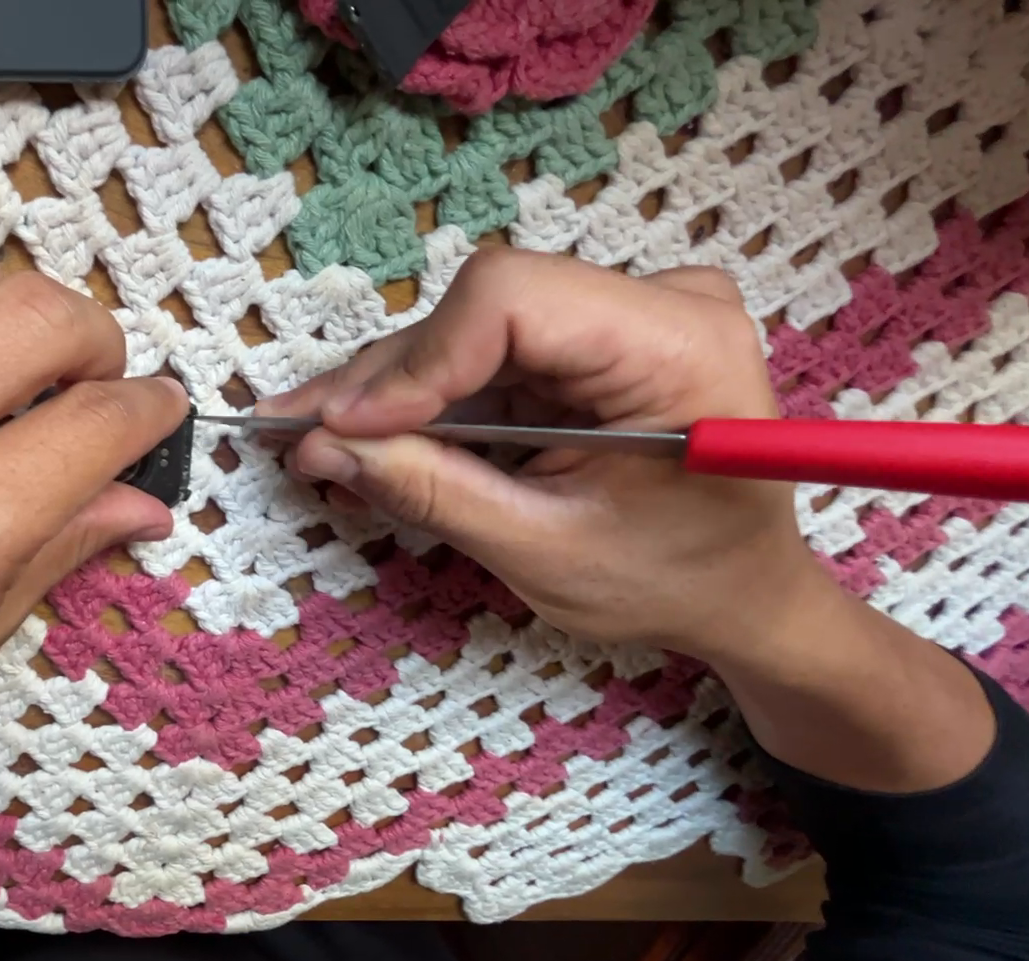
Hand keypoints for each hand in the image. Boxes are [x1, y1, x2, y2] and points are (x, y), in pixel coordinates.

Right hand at [261, 249, 827, 656]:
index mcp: (673, 345)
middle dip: (377, 384)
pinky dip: (417, 408)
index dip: (413, 362)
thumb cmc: (667, 584)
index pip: (511, 300)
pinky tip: (364, 442)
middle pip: (474, 317)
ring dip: (384, 397)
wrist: (736, 592)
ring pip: (462, 339)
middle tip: (292, 432)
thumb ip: (431, 492)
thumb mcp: (540, 550)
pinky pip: (477, 364)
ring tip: (313, 442)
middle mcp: (648, 305)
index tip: (340, 429)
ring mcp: (613, 320)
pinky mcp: (579, 348)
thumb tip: (320, 448)